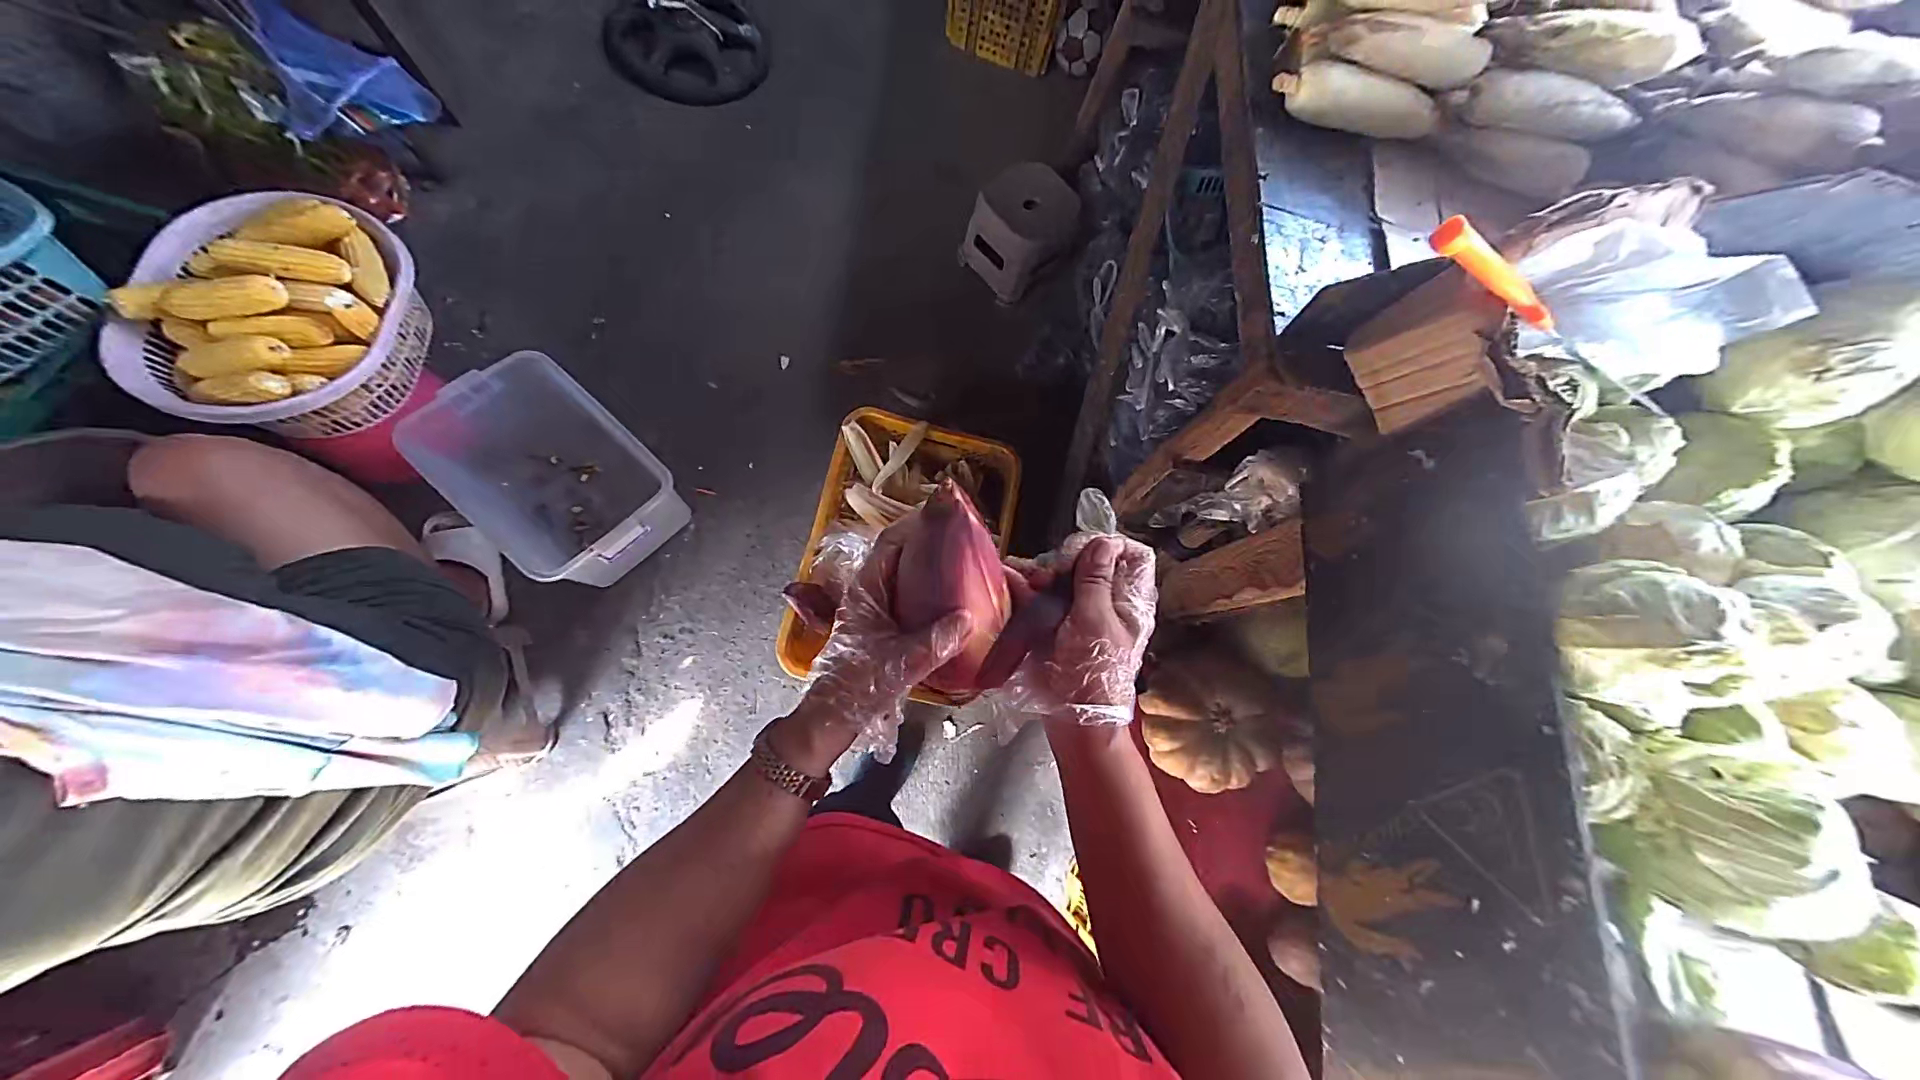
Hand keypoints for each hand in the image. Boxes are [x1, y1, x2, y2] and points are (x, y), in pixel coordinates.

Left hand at [791, 520, 973, 766]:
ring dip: (927, 567)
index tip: (943, 517)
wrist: (833, 717)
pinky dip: (926, 590)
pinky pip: (906, 597)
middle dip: (926, 543)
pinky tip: (948, 600)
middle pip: (898, 555)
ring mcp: (873, 610)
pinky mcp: (880, 627)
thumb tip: (968, 618)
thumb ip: (936, 639)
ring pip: (902, 576)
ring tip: (960, 564)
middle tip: (960, 540)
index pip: (890, 543)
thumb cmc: (858, 686)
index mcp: (865, 591)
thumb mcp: (902, 662)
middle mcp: (867, 594)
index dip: (915, 525)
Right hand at [1005, 533, 1155, 724]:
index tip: (1084, 552)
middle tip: (1051, 574)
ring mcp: (1080, 610)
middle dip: (1067, 559)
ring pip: (1064, 574)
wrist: (1073, 717)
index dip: (1110, 546)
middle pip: (1091, 559)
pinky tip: (1012, 577)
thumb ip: (1095, 580)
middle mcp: (1108, 600)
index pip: (1133, 555)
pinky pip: (1042, 593)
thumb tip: (1102, 542)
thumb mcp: (1095, 621)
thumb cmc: (1093, 673)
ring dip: (1043, 570)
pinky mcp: (1056, 621)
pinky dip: (1027, 584)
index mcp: (1130, 600)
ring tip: (1029, 579)